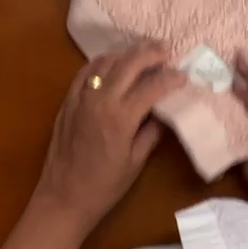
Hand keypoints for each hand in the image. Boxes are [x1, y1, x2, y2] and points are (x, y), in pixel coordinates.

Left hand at [31, 41, 185, 233]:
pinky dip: (103, 62)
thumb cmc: (103, 187)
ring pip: (106, 61)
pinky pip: (86, 71)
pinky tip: (114, 64)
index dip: (170, 78)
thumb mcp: (135, 162)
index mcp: (120, 118)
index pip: (151, 86)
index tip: (183, 76)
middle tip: (166, 51)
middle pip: (129, 63)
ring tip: (143, 53)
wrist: (63, 197)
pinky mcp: (68, 101)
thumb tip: (162, 112)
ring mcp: (80, 97)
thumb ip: (151, 132)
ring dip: (127, 53)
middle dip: (151, 53)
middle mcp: (100, 100)